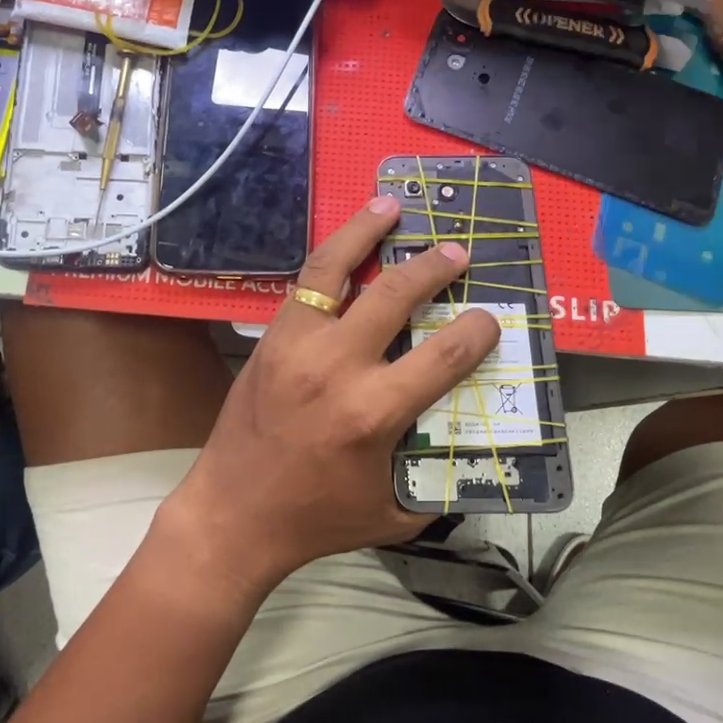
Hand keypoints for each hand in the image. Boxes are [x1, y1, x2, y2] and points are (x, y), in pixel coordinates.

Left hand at [154, 195, 500, 595]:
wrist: (232, 513)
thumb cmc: (316, 518)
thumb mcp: (391, 511)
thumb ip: (436, 478)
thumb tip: (469, 446)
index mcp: (372, 413)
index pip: (442, 356)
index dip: (475, 332)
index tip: (489, 318)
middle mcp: (335, 367)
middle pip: (393, 296)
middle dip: (432, 268)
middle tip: (456, 251)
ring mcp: (296, 345)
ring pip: (333, 269)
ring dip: (364, 231)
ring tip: (388, 205)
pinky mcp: (270, 338)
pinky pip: (304, 286)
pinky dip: (329, 259)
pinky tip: (345, 244)